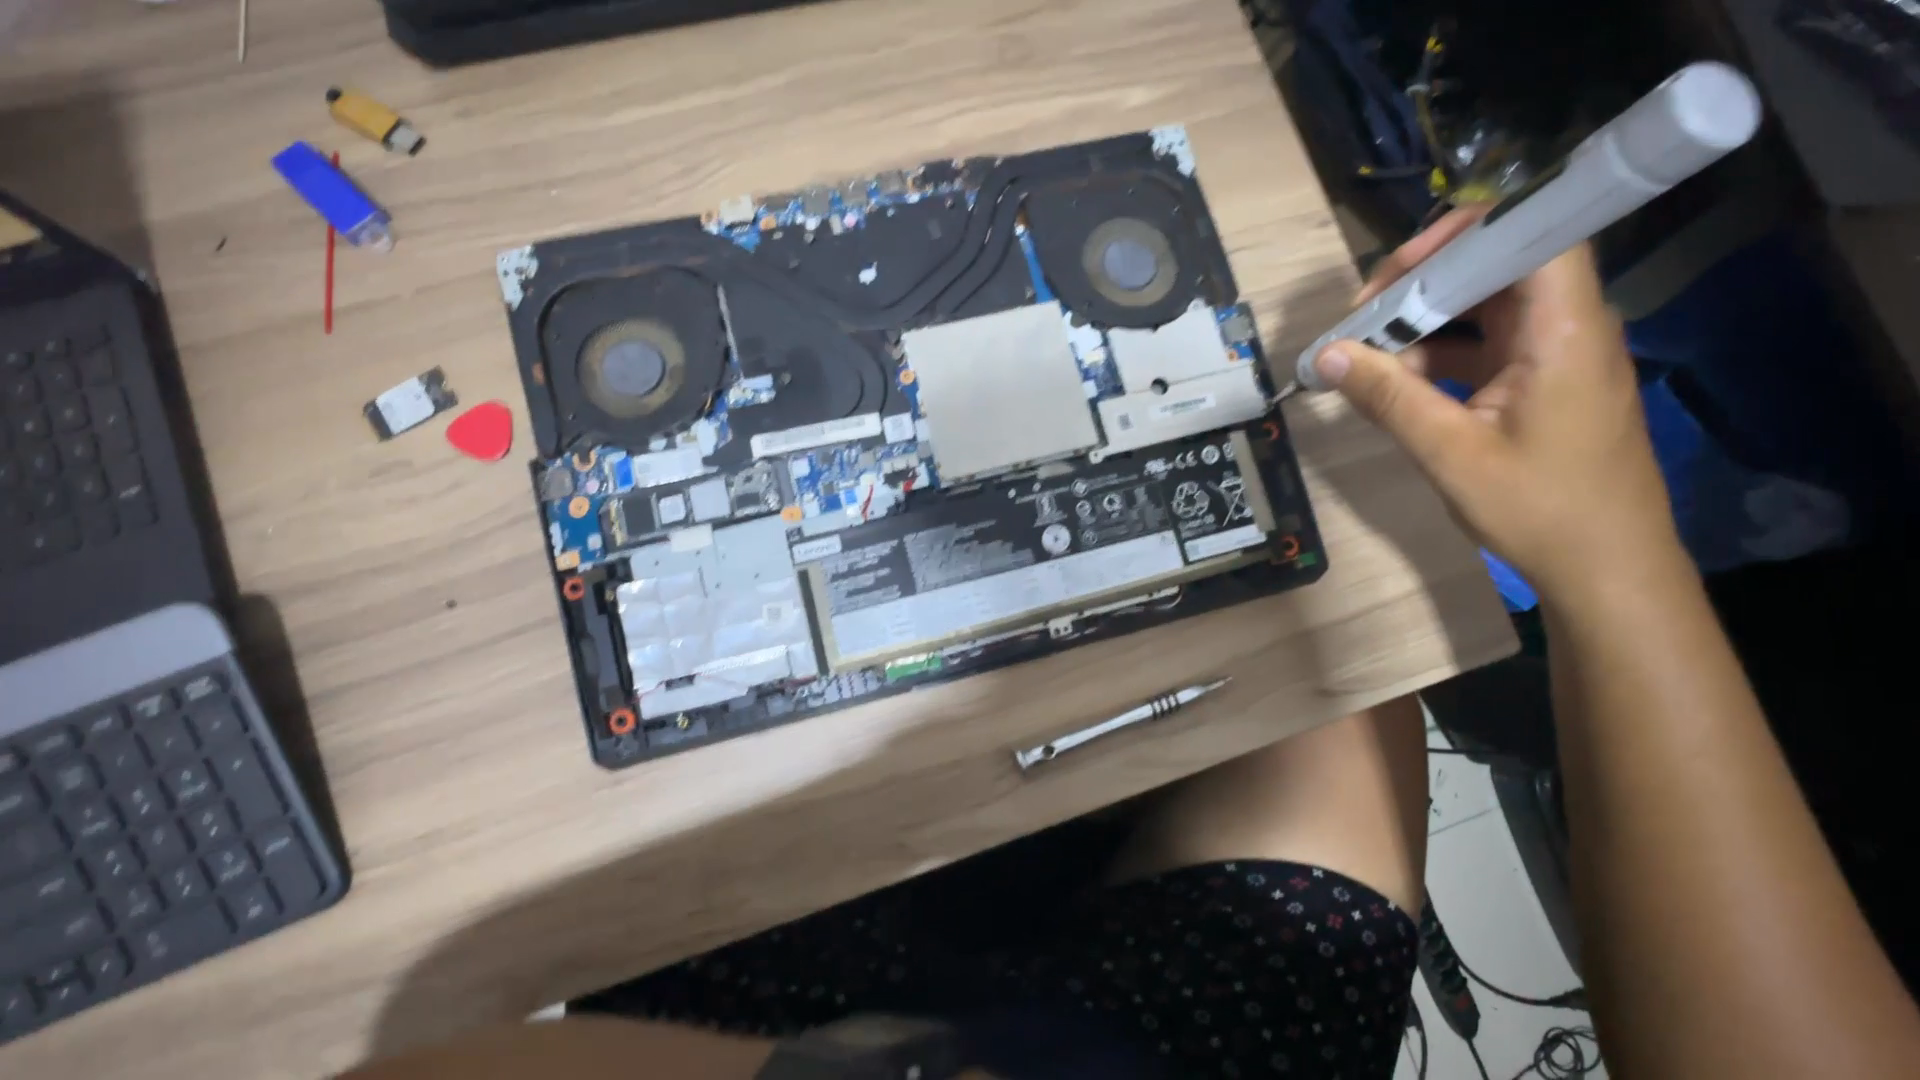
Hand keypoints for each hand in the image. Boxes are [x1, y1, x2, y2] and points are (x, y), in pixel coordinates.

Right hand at [1313, 208, 1683, 596]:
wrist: (1607, 569)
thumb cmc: (1540, 509)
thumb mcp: (1450, 453)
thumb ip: (1388, 397)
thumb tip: (1326, 355)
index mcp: (1563, 329)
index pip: (1530, 233)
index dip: (1464, 231)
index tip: (1398, 269)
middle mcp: (1567, 326)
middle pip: (1496, 266)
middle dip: (1422, 283)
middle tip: (1361, 319)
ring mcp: (1555, 354)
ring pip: (1484, 308)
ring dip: (1423, 324)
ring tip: (1365, 357)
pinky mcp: (1542, 381)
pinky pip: (1485, 346)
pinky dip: (1438, 356)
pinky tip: (1394, 385)